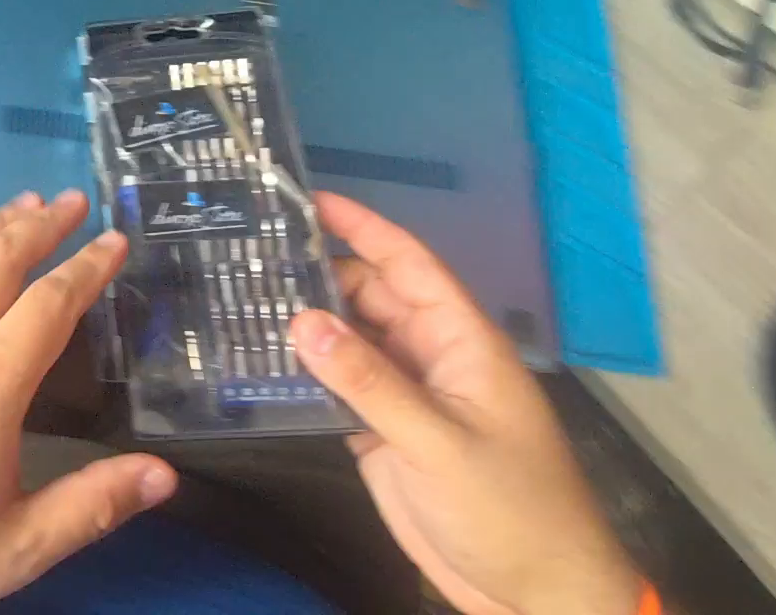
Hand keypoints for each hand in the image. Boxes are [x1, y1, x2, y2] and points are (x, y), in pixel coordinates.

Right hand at [289, 193, 641, 614]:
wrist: (531, 600)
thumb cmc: (510, 511)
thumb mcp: (440, 443)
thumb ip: (369, 382)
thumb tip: (302, 320)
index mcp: (458, 342)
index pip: (408, 266)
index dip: (365, 228)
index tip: (312, 200)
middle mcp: (426, 355)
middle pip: (366, 296)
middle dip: (318, 272)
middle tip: (255, 255)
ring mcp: (401, 392)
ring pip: (346, 337)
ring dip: (304, 321)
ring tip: (244, 298)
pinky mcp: (377, 427)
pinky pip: (333, 382)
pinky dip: (301, 369)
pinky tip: (259, 357)